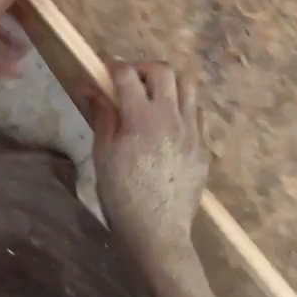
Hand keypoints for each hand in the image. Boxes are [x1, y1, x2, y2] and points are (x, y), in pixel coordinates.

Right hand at [91, 59, 207, 265]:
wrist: (157, 233)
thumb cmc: (121, 194)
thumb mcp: (103, 154)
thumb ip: (103, 115)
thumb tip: (93, 88)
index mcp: (141, 118)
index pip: (128, 74)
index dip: (113, 64)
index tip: (104, 64)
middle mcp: (171, 118)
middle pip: (164, 71)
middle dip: (143, 68)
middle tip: (129, 80)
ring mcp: (193, 132)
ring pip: (188, 86)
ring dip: (168, 83)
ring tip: (153, 96)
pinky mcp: (204, 147)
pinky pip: (197, 113)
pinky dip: (182, 107)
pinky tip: (168, 123)